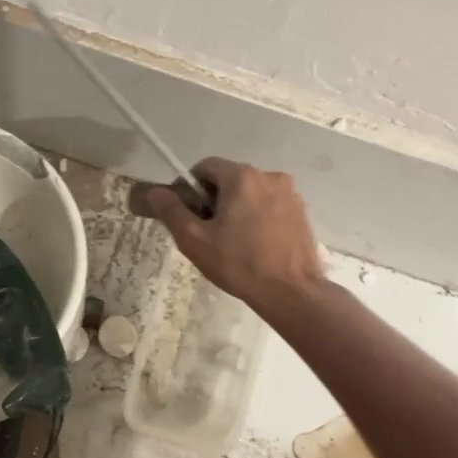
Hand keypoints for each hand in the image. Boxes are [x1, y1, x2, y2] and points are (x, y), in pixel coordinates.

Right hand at [146, 158, 326, 309]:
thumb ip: (172, 211)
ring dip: (238, 209)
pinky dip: (258, 218)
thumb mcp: (194, 240)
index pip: (206, 166)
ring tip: (234, 242)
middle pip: (230, 179)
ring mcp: (290, 193)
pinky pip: (270, 206)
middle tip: (209, 233)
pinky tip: (256, 245)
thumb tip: (156, 192)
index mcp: (242, 177)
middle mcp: (269, 176)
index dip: (191, 187)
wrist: (291, 291)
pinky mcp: (302, 212)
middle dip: (215, 200)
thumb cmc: (238, 263)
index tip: (189, 214)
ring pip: (251, 193)